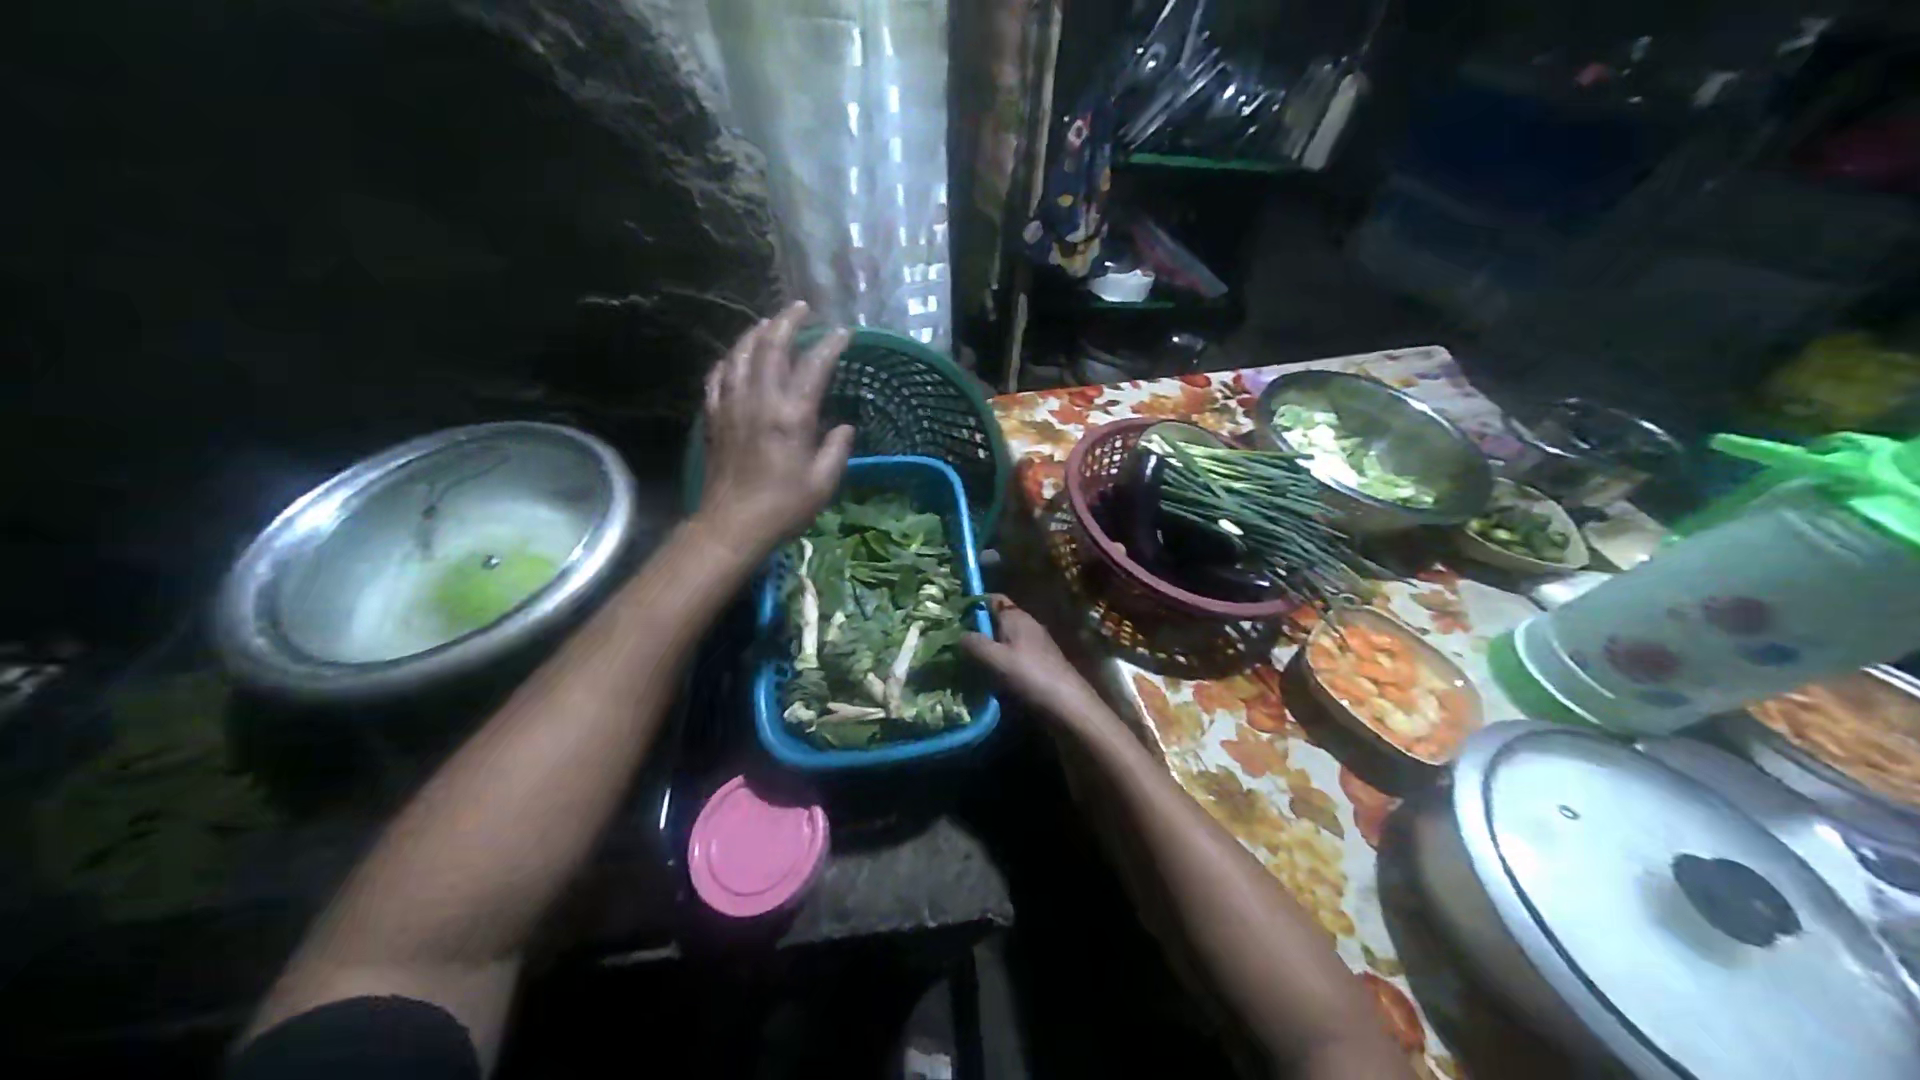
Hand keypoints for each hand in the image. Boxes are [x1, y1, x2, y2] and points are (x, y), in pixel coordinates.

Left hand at [698, 301, 853, 550]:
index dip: (829, 344)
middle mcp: (760, 400)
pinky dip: (729, 360)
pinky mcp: (713, 416)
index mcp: (792, 416)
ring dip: (756, 333)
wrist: (732, 524)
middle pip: (771, 346)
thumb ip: (837, 449)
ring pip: (741, 354)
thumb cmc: (784, 506)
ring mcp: (732, 405)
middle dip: (788, 321)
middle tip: (801, 308)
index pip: (813, 366)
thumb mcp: (824, 482)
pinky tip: (736, 357)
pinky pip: (718, 376)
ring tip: (769, 323)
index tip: (842, 333)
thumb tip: (843, 427)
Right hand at [963, 596, 1109, 727]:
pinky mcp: (1039, 663)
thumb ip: (972, 643)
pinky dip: (999, 662)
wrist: (1067, 704)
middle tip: (954, 643)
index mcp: (1016, 616)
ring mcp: (1035, 644)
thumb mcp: (994, 658)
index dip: (973, 604)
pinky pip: (1013, 655)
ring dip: (988, 648)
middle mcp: (1027, 624)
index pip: (992, 598)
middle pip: (997, 620)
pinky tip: (988, 677)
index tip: (953, 617)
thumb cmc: (1028, 675)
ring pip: (1004, 639)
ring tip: (966, 662)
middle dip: (977, 629)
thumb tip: (958, 636)